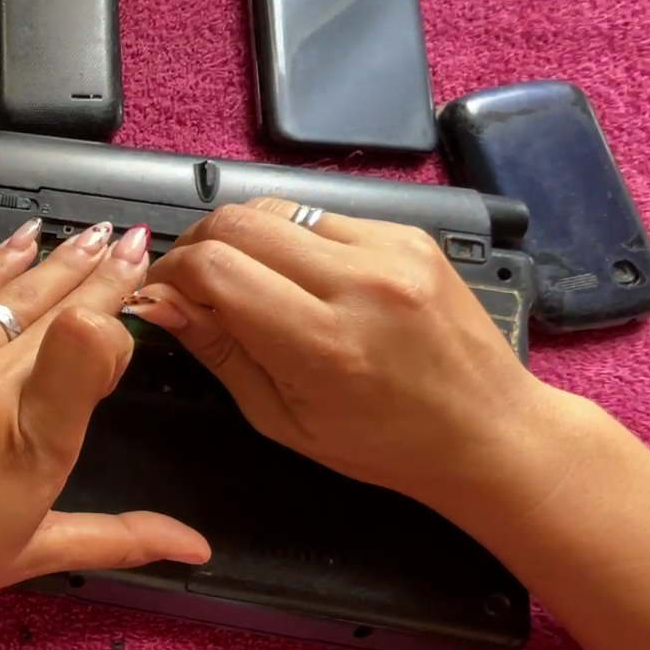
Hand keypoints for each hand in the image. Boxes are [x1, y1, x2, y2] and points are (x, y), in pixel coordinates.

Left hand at [0, 219, 209, 637]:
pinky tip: (27, 239)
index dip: (117, 329)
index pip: (91, 350)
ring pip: (15, 295)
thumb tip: (195, 547)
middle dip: (105, 274)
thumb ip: (119, 538)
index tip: (132, 319)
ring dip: (62, 260)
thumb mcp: (31, 553)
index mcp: (31, 443)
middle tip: (140, 242)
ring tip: (100, 234)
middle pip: (60, 312)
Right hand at [121, 196, 558, 506]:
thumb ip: (216, 349)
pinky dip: (282, 238)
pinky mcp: (409, 233)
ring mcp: (391, 249)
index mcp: (322, 342)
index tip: (162, 296)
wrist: (491, 432)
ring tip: (239, 276)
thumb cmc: (377, 442)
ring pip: (271, 207)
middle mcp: (359, 282)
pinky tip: (291, 273)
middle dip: (194, 246)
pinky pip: (315, 214)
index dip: (170, 275)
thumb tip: (158, 302)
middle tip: (190, 283)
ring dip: (236, 237)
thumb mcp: (276, 415)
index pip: (213, 268)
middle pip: (235, 222)